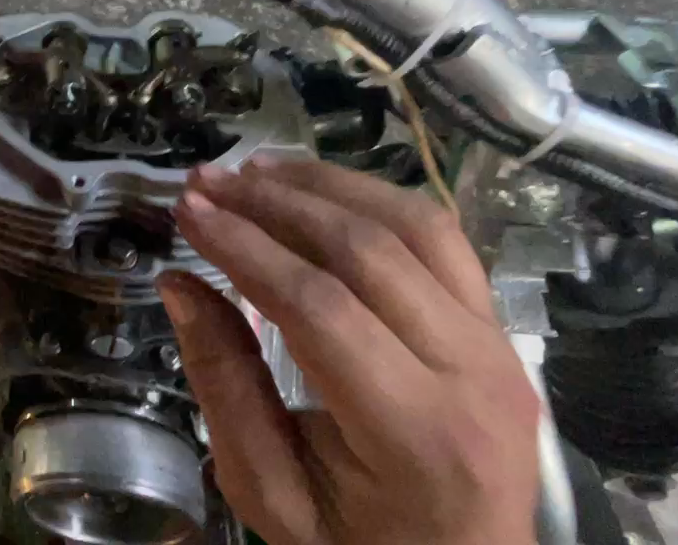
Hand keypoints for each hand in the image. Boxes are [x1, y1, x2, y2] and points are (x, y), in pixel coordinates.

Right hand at [158, 157, 539, 544]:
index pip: (319, 307)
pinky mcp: (498, 328)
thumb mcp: (269, 490)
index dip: (244, 247)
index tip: (186, 211)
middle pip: (366, 251)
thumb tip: (178, 281)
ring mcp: (499, 346)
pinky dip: (370, 197)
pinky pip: (439, 237)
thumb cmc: (355, 544)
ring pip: (412, 225)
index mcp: (419, 436)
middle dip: (271, 203)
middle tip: (204, 181)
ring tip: (252, 170)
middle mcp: (476, 377)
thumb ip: (223, 383)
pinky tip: (314, 188)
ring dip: (322, 184)